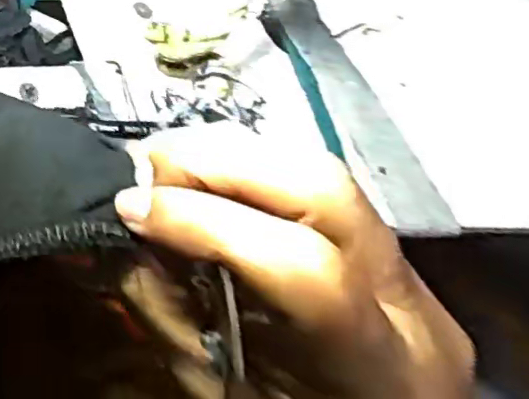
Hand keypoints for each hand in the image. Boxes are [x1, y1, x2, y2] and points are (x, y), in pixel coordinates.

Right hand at [115, 127, 471, 397]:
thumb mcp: (209, 381)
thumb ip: (164, 303)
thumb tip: (120, 229)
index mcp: (375, 367)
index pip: (299, 264)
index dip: (198, 220)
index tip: (130, 211)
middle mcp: (407, 306)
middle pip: (317, 184)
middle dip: (208, 163)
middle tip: (147, 179)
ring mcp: (398, 265)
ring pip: (304, 160)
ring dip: (212, 152)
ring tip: (163, 177)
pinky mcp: (370, 239)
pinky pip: (293, 169)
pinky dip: (228, 160)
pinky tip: (195, 184)